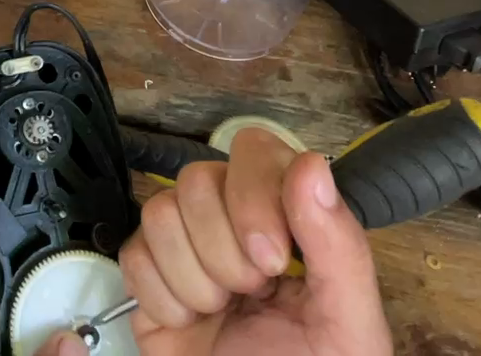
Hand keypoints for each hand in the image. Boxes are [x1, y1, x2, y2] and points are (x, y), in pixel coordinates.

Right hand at [105, 128, 392, 355]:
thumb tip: (312, 165)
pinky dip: (162, 298)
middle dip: (223, 249)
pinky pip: (133, 253)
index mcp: (290, 223)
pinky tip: (189, 323)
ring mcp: (187, 246)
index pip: (256, 150)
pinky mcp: (147, 274)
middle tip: (249, 296)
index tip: (273, 259)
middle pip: (198, 177)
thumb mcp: (347, 331)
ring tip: (220, 315)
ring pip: (159, 211)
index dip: (254, 193)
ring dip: (194, 278)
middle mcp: (234, 222)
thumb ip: (340, 249)